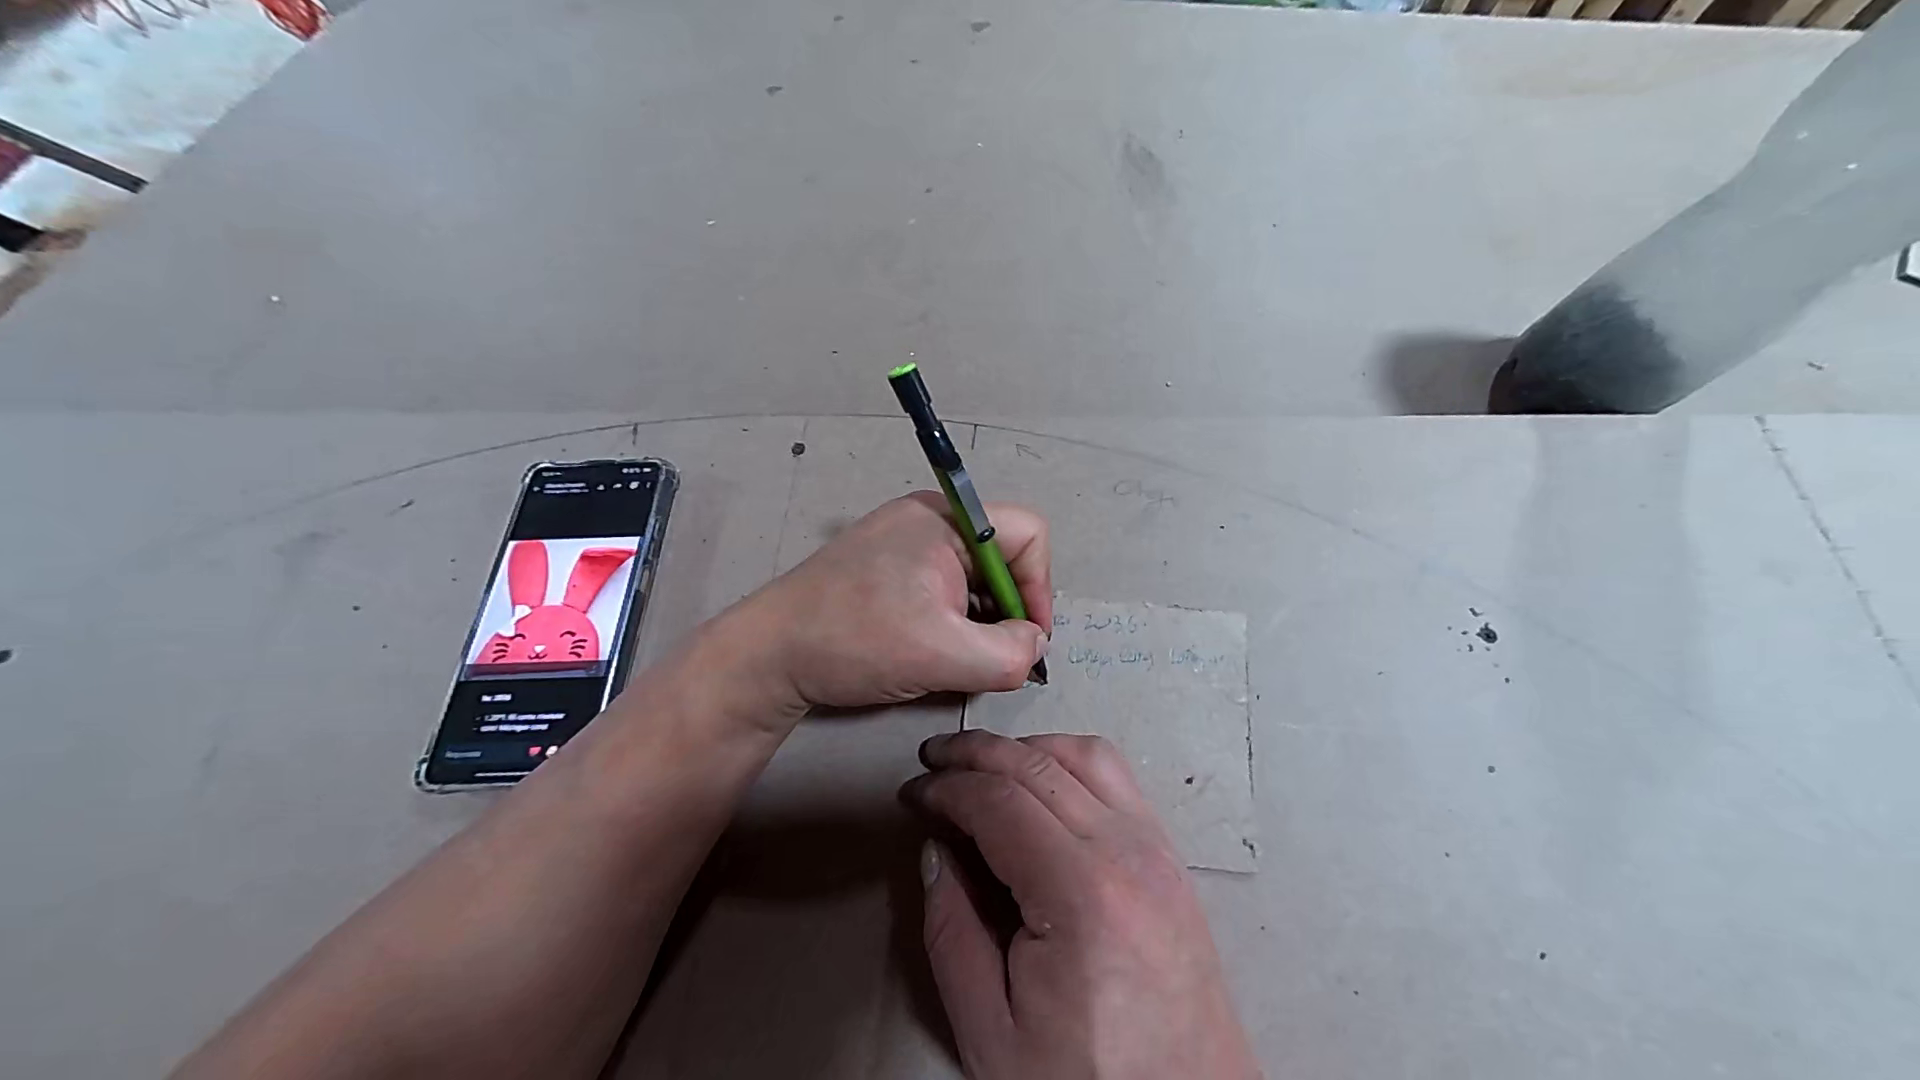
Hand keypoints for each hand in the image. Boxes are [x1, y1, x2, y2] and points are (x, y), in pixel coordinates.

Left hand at [735, 491, 1052, 715]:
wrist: (768, 656)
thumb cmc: (854, 641)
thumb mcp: (945, 654)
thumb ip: (1010, 654)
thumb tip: (1033, 646)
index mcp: (944, 519)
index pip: (1028, 534)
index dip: (1039, 587)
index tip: (1028, 639)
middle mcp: (927, 520)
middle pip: (1001, 556)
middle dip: (1007, 611)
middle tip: (994, 657)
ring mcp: (902, 542)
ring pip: (972, 577)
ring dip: (979, 622)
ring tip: (958, 659)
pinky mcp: (884, 568)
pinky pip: (942, 587)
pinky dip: (952, 621)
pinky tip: (932, 651)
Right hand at [906, 731, 1260, 1079]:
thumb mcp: (992, 1031)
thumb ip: (952, 932)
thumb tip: (937, 852)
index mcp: (1082, 895)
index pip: (998, 801)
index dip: (946, 788)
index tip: (915, 794)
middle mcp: (1126, 853)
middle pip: (1037, 764)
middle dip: (974, 752)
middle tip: (934, 760)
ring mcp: (1156, 848)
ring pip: (1083, 754)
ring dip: (1024, 748)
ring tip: (983, 765)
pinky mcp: (1168, 855)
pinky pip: (1116, 777)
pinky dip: (1067, 761)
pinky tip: (1040, 780)